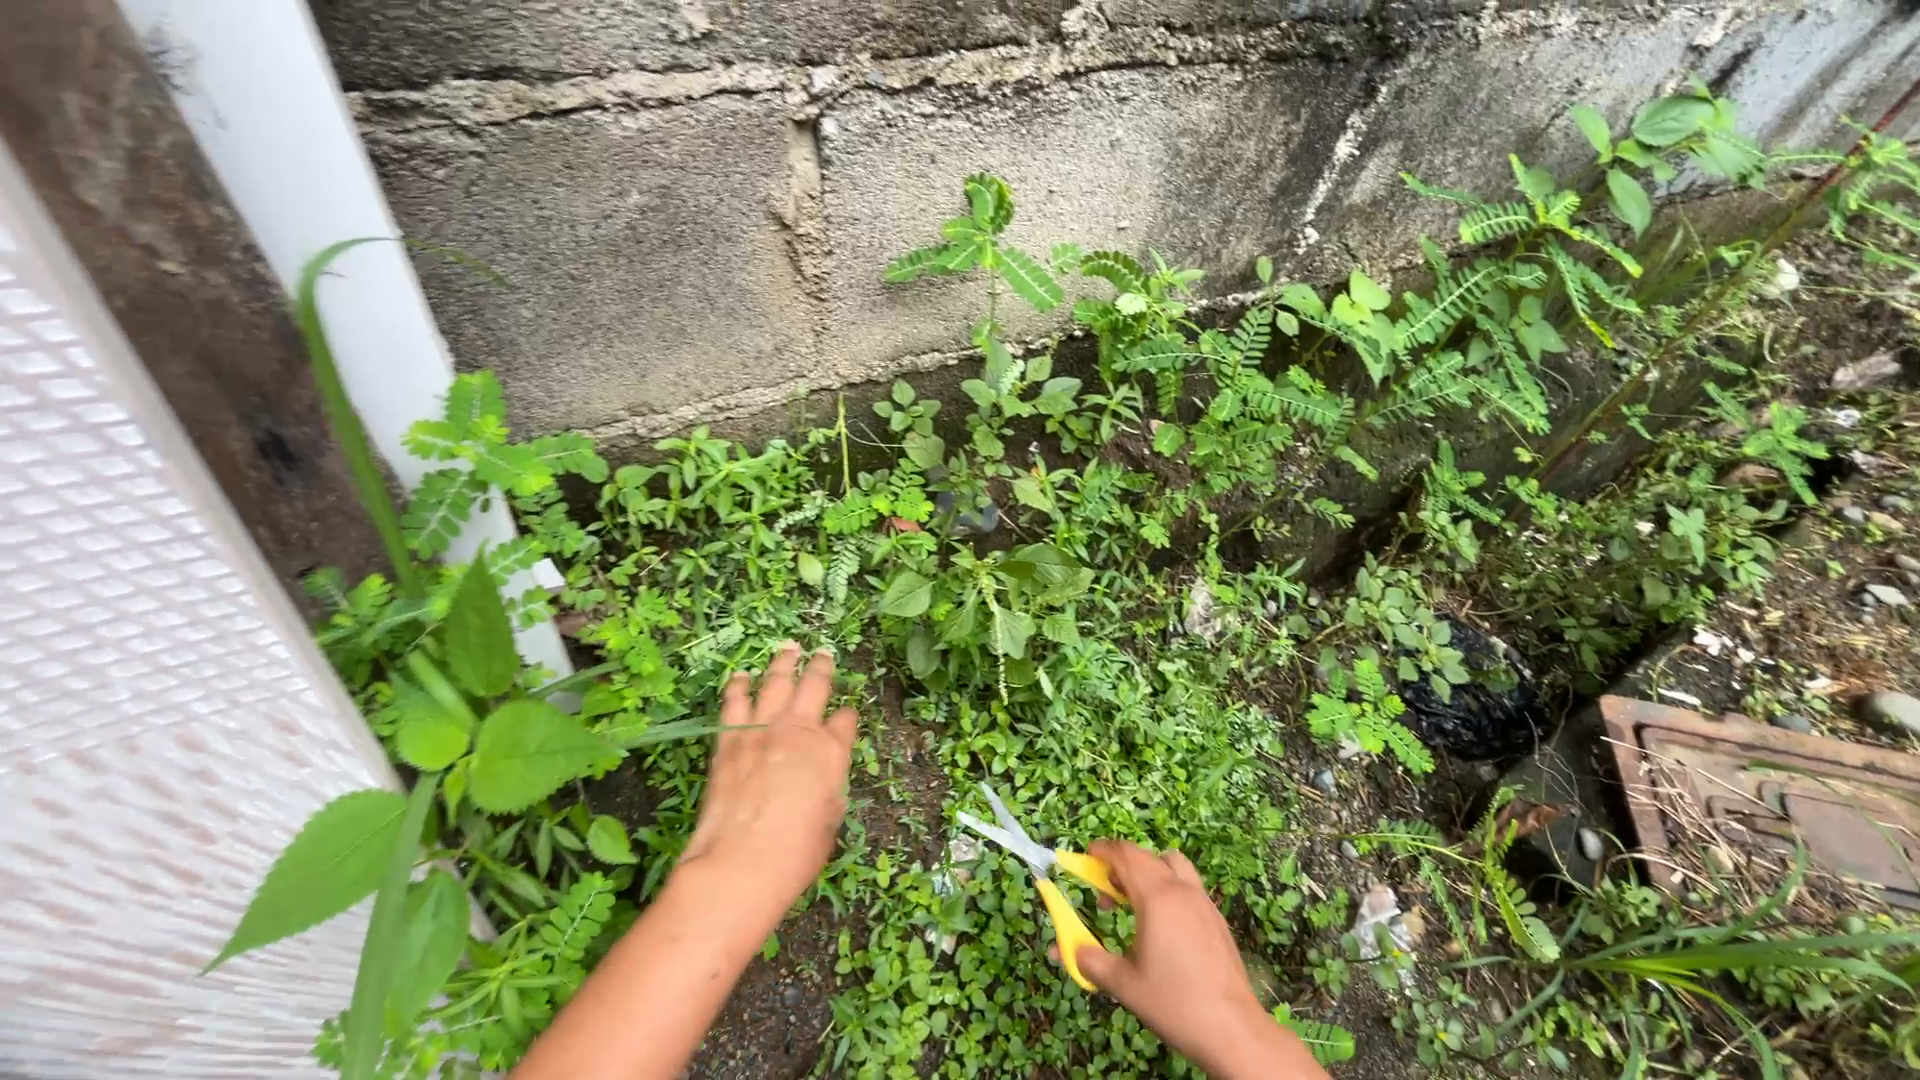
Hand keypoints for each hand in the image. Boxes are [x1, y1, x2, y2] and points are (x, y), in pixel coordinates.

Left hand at [676, 643, 856, 924]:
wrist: (741, 861)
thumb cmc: (796, 852)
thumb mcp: (830, 817)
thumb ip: (829, 784)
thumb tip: (824, 771)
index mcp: (831, 751)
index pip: (845, 721)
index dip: (846, 717)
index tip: (846, 716)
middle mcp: (799, 730)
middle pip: (814, 686)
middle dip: (821, 667)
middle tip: (824, 653)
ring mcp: (761, 729)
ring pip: (775, 682)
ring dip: (783, 662)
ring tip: (788, 647)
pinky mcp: (729, 738)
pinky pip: (735, 701)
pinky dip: (739, 685)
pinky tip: (741, 675)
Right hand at [1070, 840, 1327, 1079]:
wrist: (1234, 1030)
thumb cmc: (1175, 1003)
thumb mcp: (1124, 984)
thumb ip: (1090, 960)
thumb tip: (1066, 950)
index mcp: (1157, 898)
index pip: (1125, 855)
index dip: (1102, 850)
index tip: (1086, 856)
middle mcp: (1181, 890)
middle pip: (1146, 856)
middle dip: (1121, 865)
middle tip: (1105, 891)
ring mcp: (1203, 902)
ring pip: (1172, 865)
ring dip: (1149, 871)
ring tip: (1135, 903)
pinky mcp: (1217, 918)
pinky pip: (1188, 885)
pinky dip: (1168, 888)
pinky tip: (1163, 925)